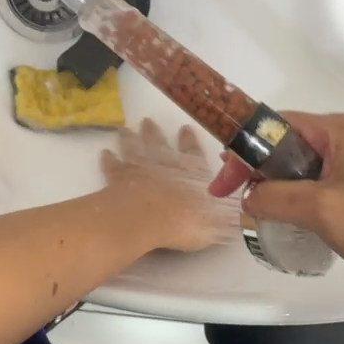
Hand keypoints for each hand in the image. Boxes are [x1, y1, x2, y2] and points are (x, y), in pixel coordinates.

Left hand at [99, 119, 238, 253]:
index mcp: (191, 172)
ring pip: (134, 150)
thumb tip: (238, 215)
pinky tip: (104, 154)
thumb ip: (226, 216)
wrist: (149, 219)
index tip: (185, 128)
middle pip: (158, 146)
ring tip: (124, 129)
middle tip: (147, 120)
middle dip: (154, 133)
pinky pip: (113, 168)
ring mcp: (140, 170)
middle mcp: (165, 166)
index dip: (190, 142)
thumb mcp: (217, 222)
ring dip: (130, 140)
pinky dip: (109, 160)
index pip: (192, 154)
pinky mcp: (118, 180)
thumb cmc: (186, 221)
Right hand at [212, 112, 343, 296]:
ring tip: (253, 205)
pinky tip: (284, 215)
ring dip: (273, 183)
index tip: (224, 179)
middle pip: (286, 143)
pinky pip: (315, 182)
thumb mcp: (317, 209)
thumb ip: (272, 197)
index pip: (276, 125)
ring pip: (299, 165)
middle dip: (255, 167)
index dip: (244, 148)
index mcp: (338, 130)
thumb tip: (247, 198)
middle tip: (232, 194)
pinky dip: (293, 195)